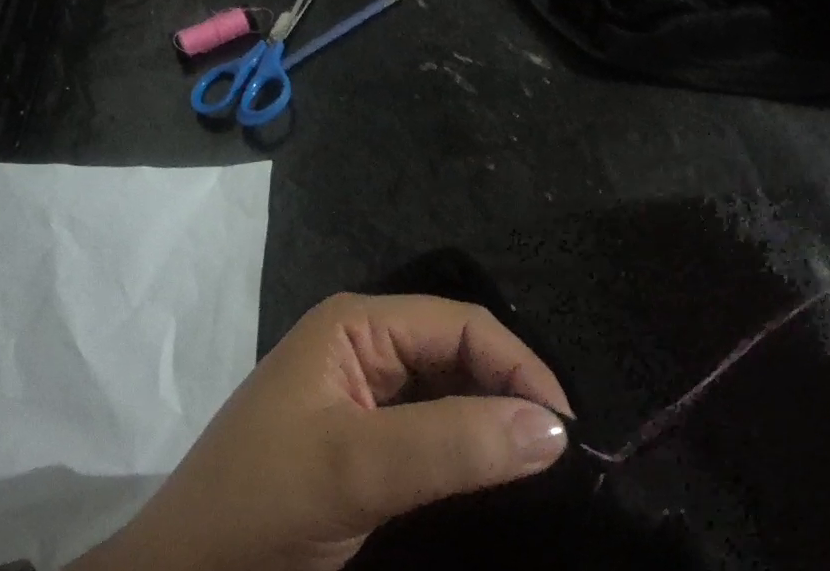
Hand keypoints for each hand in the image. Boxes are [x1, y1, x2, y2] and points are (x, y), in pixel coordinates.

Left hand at [68, 293, 572, 570]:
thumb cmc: (261, 504)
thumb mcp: (356, 471)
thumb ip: (453, 444)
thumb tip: (555, 427)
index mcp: (355, 326)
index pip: (461, 325)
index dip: (519, 368)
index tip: (568, 434)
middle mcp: (360, 346)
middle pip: (457, 353)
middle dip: (508, 393)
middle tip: (559, 456)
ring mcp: (357, 392)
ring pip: (446, 392)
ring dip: (489, 423)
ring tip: (536, 466)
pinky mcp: (357, 438)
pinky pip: (427, 429)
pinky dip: (463, 449)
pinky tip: (489, 476)